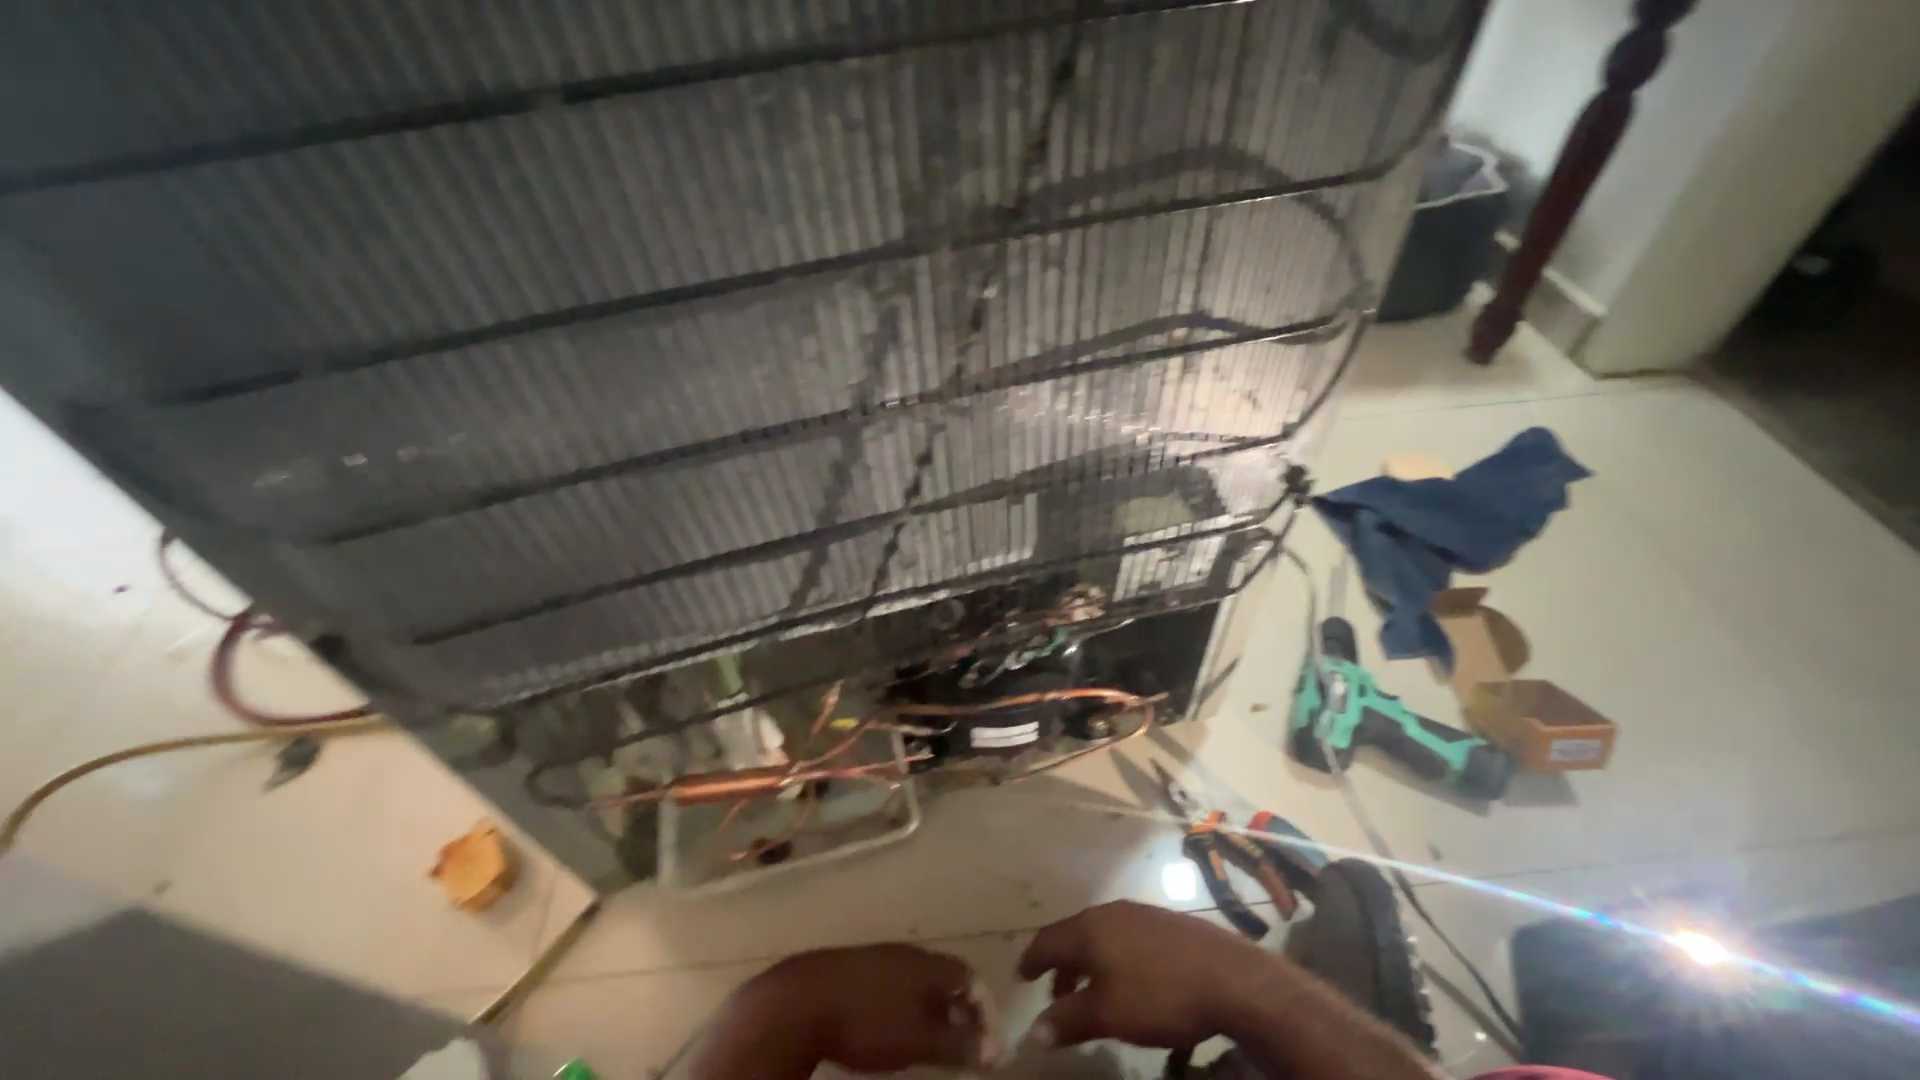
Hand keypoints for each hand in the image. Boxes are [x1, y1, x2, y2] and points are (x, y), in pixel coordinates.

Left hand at [739, 944, 997, 1074]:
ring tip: (928, 1039)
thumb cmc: (869, 1022)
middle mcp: (907, 953)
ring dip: (930, 1009)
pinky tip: (889, 1026)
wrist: (799, 1002)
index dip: (985, 1012)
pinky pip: (891, 983)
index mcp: (929, 964)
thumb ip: (960, 1044)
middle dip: (958, 1010)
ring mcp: (877, 956)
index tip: (989, 1044)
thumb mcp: (920, 1040)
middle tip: (961, 1044)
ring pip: (916, 980)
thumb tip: (998, 1051)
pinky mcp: (851, 967)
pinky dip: (902, 1005)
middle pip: (944, 977)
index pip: (971, 979)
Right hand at [1016, 900, 1270, 1050]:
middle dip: (1062, 965)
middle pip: (1074, 935)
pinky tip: (1130, 979)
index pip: (1047, 940)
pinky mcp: (1167, 922)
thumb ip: (1068, 1019)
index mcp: (1089, 929)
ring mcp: (1142, 913)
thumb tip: (1034, 1030)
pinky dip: (1115, 956)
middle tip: (1057, 994)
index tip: (1022, 976)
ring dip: (1090, 962)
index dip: (1032, 960)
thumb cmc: (1160, 995)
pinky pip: (1126, 936)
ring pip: (1102, 935)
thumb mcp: (1108, 1015)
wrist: (1232, 978)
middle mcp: (1110, 912)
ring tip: (1093, 991)